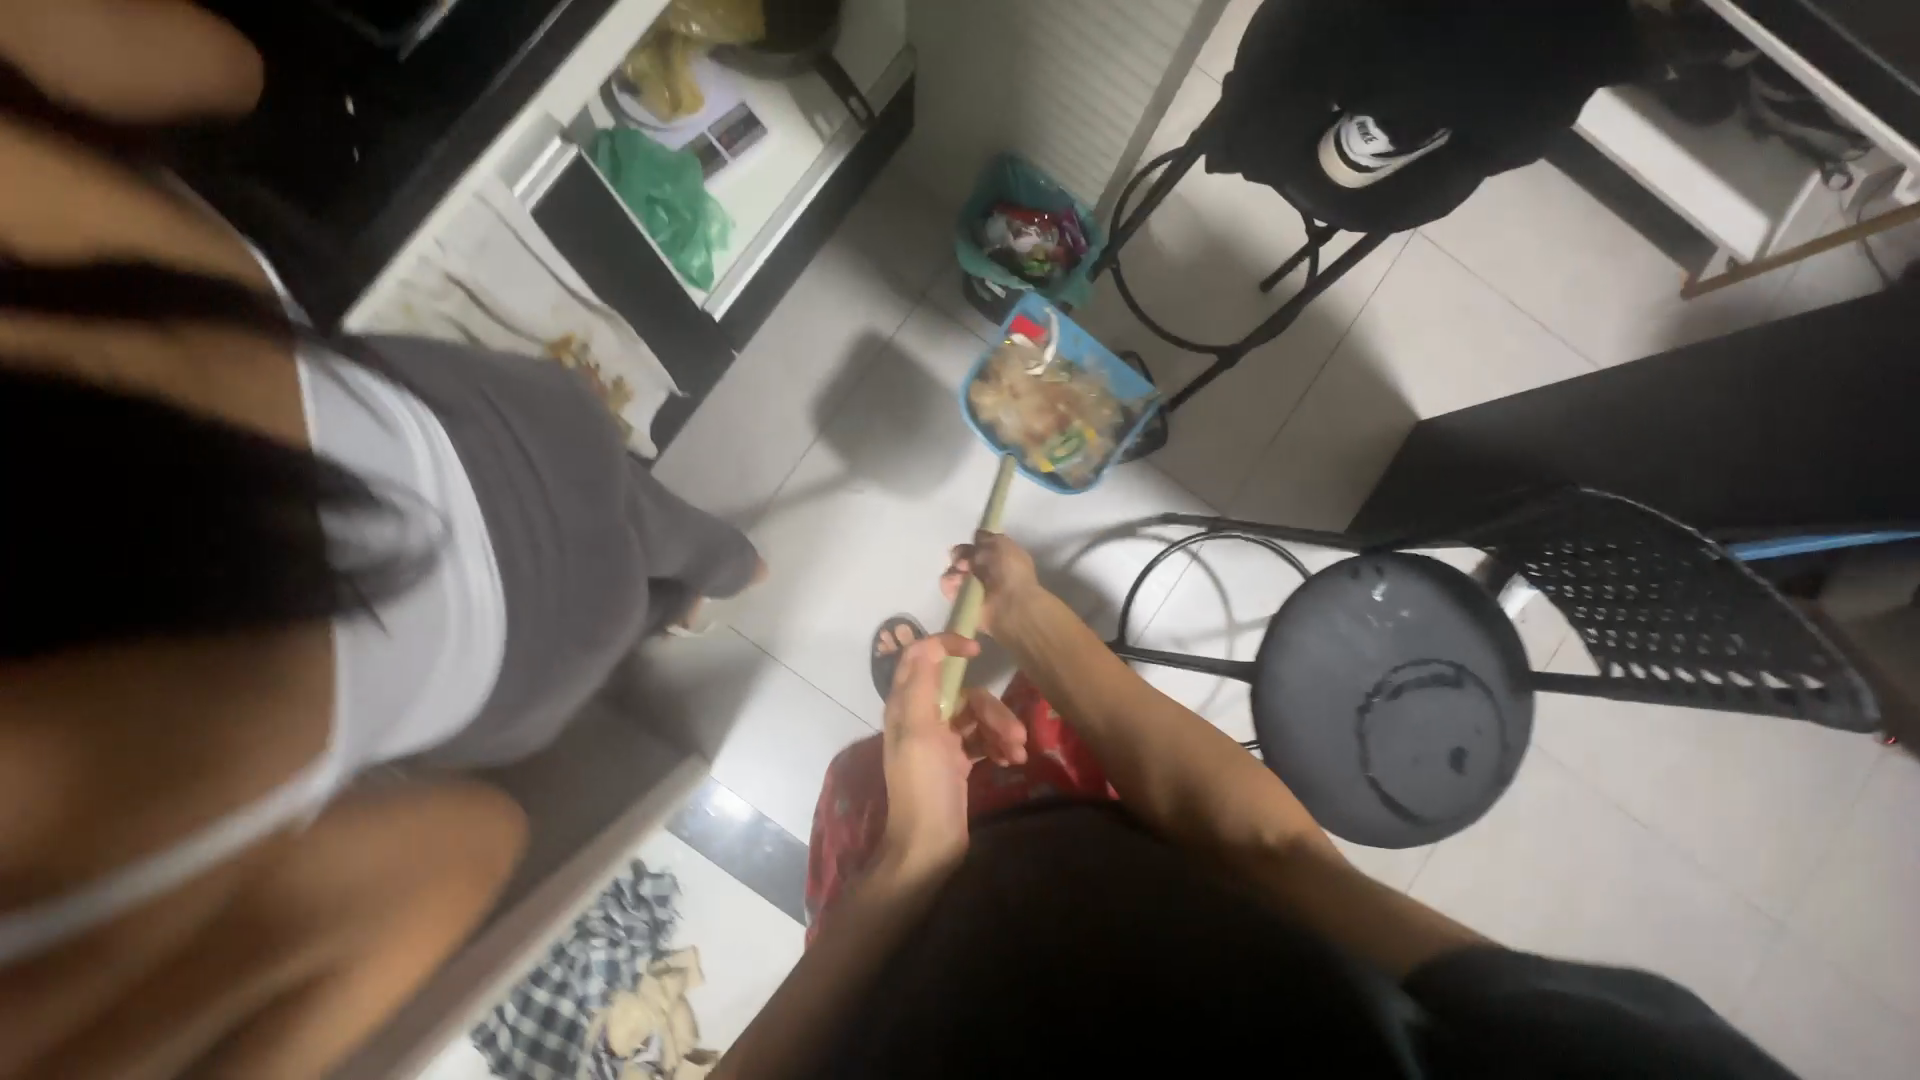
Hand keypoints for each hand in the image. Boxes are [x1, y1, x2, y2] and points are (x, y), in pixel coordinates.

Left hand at [879, 633, 1026, 872]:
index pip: (921, 657)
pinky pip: (983, 740)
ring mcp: (941, 741)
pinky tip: (1013, 761)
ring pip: (978, 717)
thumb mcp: (920, 732)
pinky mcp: (957, 761)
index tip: (976, 649)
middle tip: (1017, 736)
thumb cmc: (923, 787)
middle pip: (964, 693)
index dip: (946, 645)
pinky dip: (999, 746)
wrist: (929, 847)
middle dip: (993, 710)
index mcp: (906, 707)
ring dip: (1001, 730)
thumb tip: (929, 645)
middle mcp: (921, 718)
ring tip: (1019, 752)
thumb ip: (921, 686)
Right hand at [940, 530, 1043, 637]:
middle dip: (961, 555)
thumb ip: (987, 537)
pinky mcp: (962, 602)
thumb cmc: (1010, 571)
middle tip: (966, 562)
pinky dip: (950, 584)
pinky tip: (958, 585)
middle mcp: (986, 572)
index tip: (974, 544)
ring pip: (954, 571)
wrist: (1009, 604)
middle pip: (962, 557)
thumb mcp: (1002, 544)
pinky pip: (949, 587)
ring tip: (964, 575)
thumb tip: (977, 536)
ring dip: (955, 570)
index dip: (973, 544)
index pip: (978, 547)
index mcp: (1000, 558)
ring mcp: (973, 588)